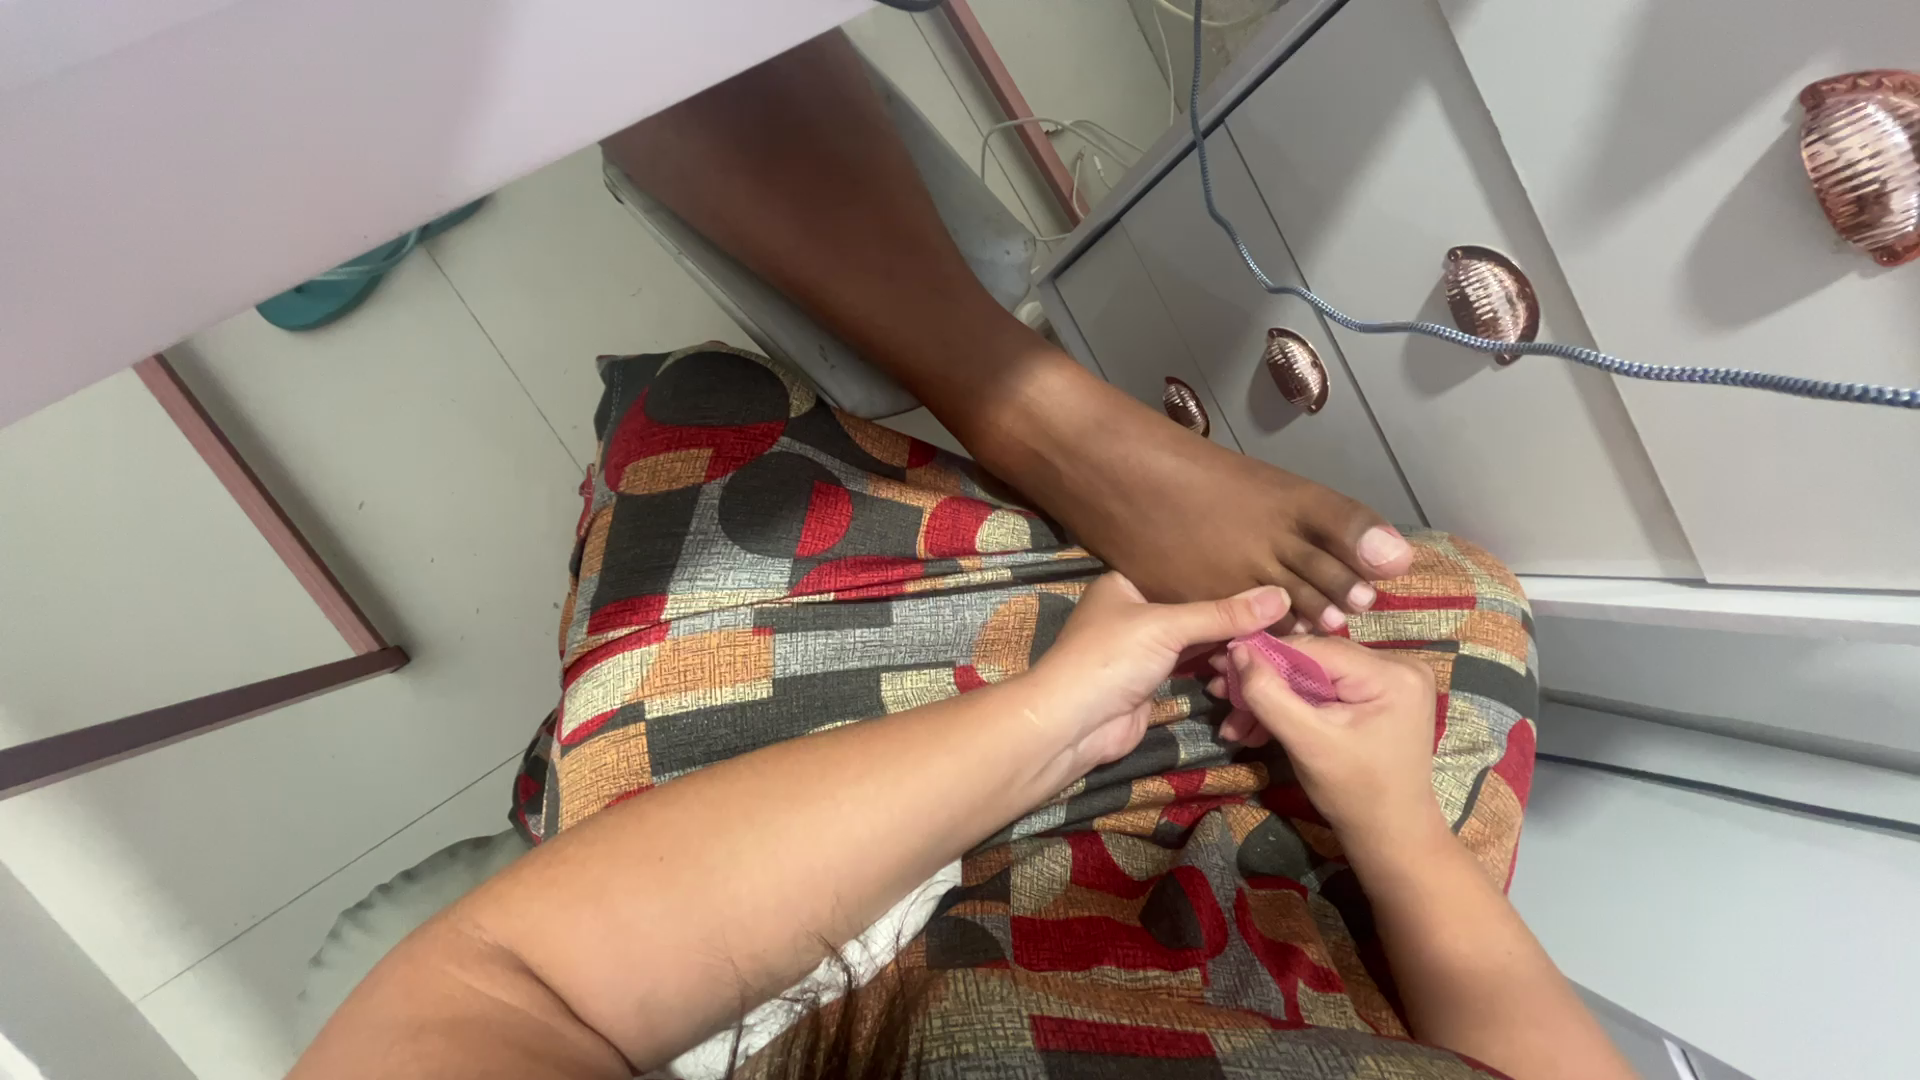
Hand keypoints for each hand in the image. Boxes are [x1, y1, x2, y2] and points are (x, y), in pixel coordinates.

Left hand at [1026, 573, 1291, 775]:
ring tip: (1277, 628)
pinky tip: (1250, 655)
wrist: (1075, 723)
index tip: (1268, 569)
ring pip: (1193, 638)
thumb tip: (1283, 596)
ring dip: (1226, 639)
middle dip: (1230, 611)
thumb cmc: (1111, 658)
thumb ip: (1222, 614)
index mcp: (1124, 583)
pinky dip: (1216, 662)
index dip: (1220, 573)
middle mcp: (1132, 611)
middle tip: (1283, 605)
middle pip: (1190, 606)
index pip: (1179, 571)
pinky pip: (1191, 664)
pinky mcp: (1151, 679)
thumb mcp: (1167, 627)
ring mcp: (1142, 647)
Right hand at [1206, 635, 1440, 841]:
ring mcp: (1389, 678)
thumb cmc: (1354, 792)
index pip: (1312, 648)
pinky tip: (1259, 726)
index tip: (1219, 669)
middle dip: (1264, 683)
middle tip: (1220, 696)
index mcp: (1391, 673)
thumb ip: (1269, 694)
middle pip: (1310, 659)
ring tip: (1235, 723)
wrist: (1390, 835)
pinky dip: (1292, 705)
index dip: (1262, 657)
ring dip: (1272, 697)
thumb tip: (1237, 649)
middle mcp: (1397, 664)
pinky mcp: (1377, 693)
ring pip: (1311, 673)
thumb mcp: (1305, 742)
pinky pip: (1323, 687)